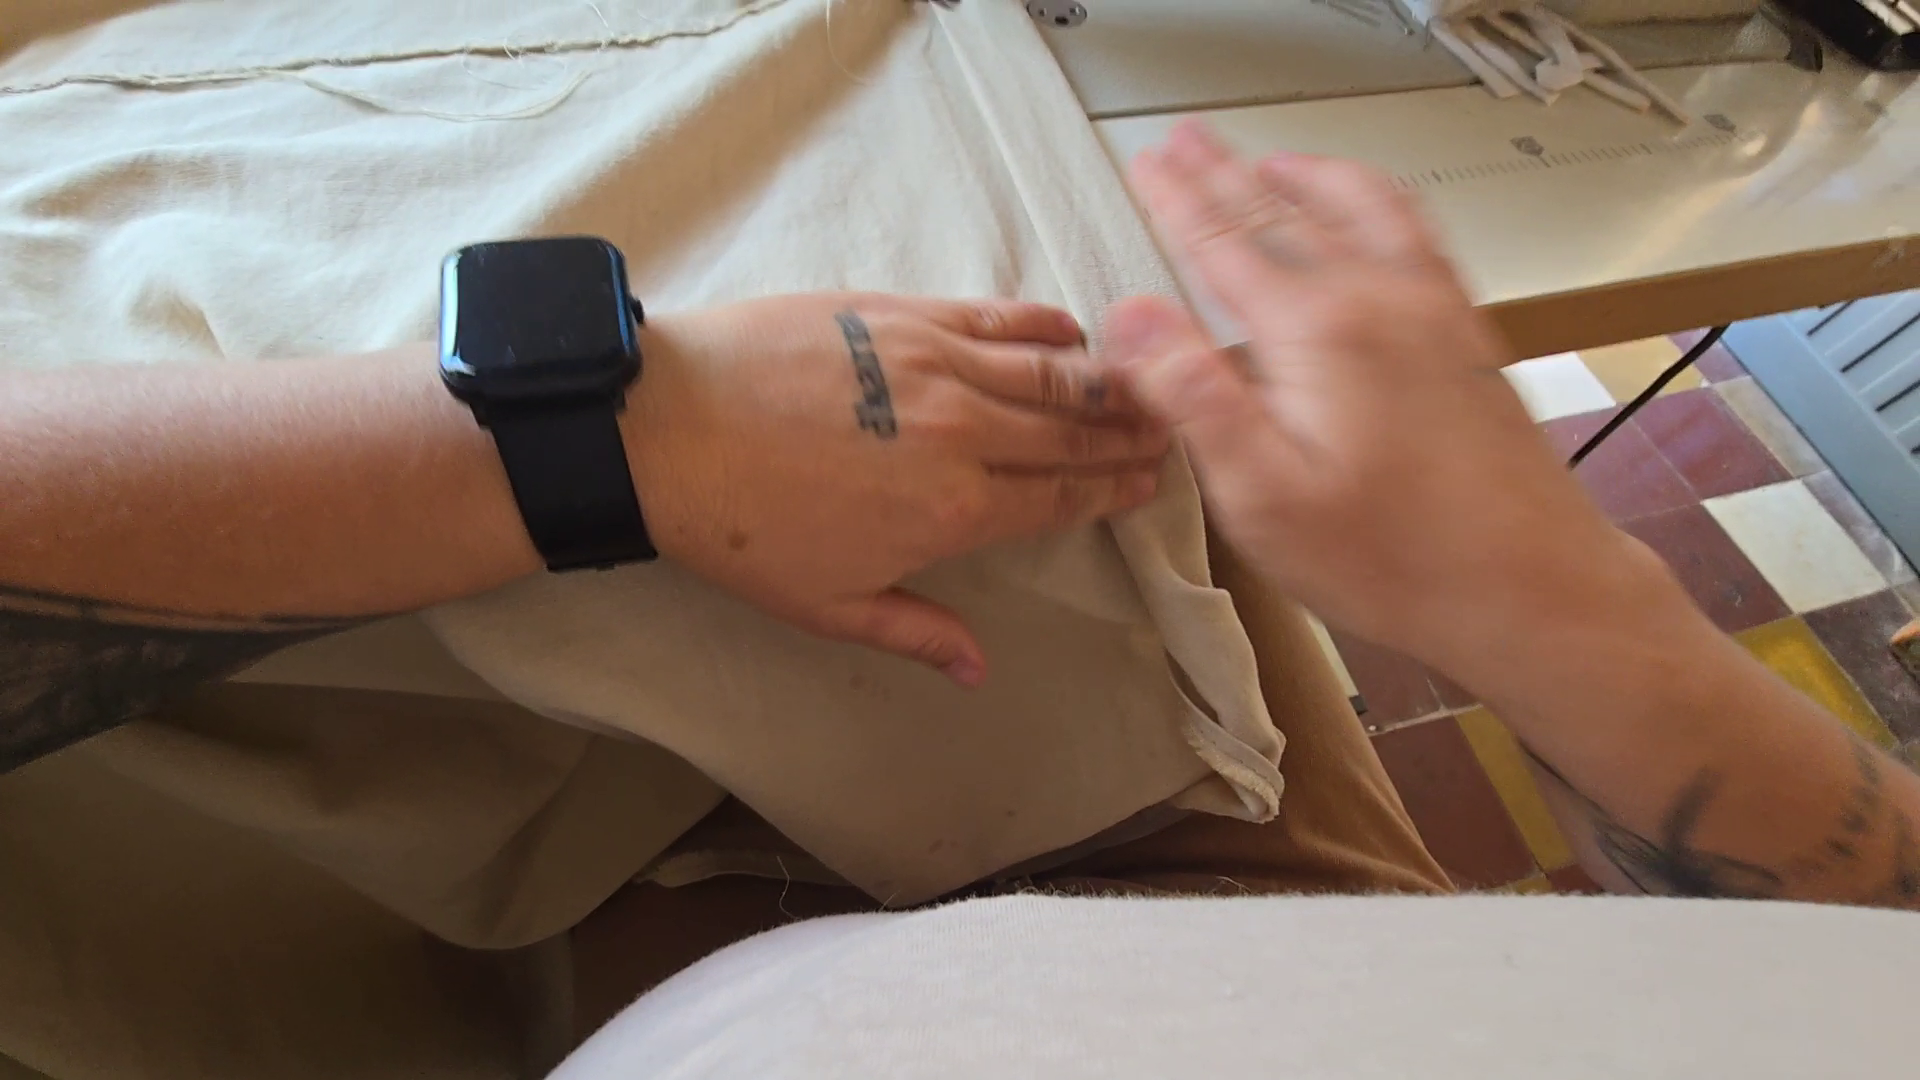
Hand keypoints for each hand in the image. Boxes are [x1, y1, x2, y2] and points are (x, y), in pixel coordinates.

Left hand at [625, 293, 1168, 685]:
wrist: (665, 432)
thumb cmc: (744, 530)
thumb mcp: (829, 607)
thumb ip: (916, 632)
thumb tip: (980, 670)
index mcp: (952, 511)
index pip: (1057, 497)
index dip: (1108, 488)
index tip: (1148, 480)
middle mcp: (962, 434)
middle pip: (1067, 431)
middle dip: (1126, 432)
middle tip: (1168, 428)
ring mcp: (933, 364)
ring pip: (1045, 371)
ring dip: (1103, 380)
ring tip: (1146, 383)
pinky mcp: (898, 314)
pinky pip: (990, 315)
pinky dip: (1039, 323)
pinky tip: (1072, 328)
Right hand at [1106, 121, 1648, 677]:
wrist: (1528, 588)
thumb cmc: (1387, 556)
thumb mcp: (1261, 493)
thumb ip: (1193, 396)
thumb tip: (1131, 319)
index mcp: (1319, 331)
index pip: (1225, 242)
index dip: (1176, 200)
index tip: (1147, 163)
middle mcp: (1380, 299)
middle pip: (1285, 211)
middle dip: (1225, 172)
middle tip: (1188, 141)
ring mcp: (1432, 311)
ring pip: (1358, 208)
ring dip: (1301, 174)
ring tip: (1268, 157)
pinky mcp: (1462, 338)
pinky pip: (1412, 235)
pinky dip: (1372, 202)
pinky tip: (1366, 214)